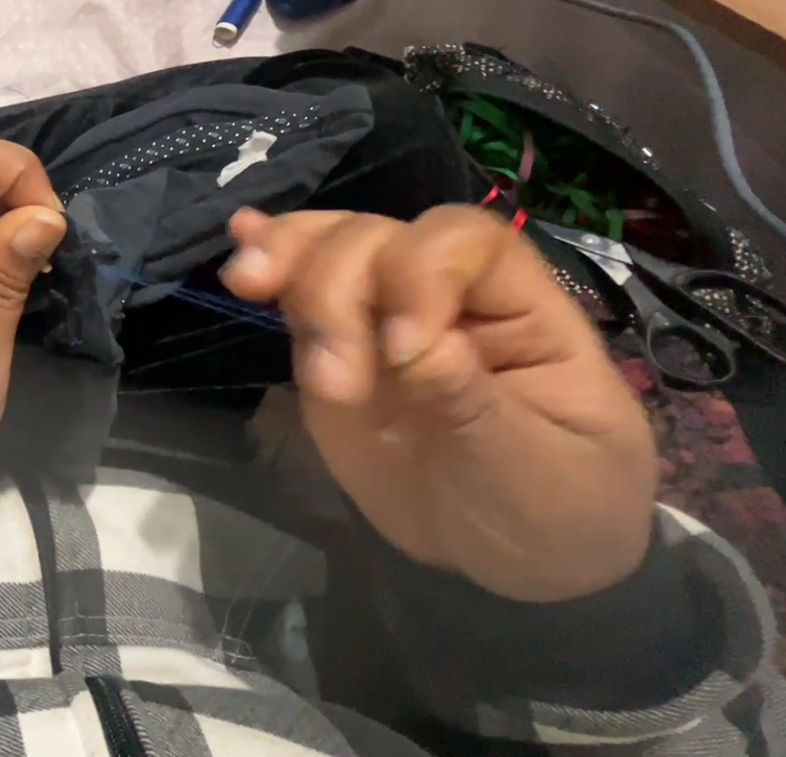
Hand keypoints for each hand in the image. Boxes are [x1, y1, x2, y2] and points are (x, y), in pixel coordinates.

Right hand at [220, 205, 657, 602]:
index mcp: (522, 312)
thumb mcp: (533, 472)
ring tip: (247, 283)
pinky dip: (267, 251)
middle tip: (331, 385)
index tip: (401, 353)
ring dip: (284, 255)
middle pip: (377, 238)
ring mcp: (378, 313)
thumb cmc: (545, 512)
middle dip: (336, 293)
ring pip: (328, 246)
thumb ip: (473, 402)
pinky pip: (295, 282)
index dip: (421, 273)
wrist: (489, 549)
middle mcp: (444, 294)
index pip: (466, 243)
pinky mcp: (326, 339)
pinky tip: (240, 236)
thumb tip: (406, 342)